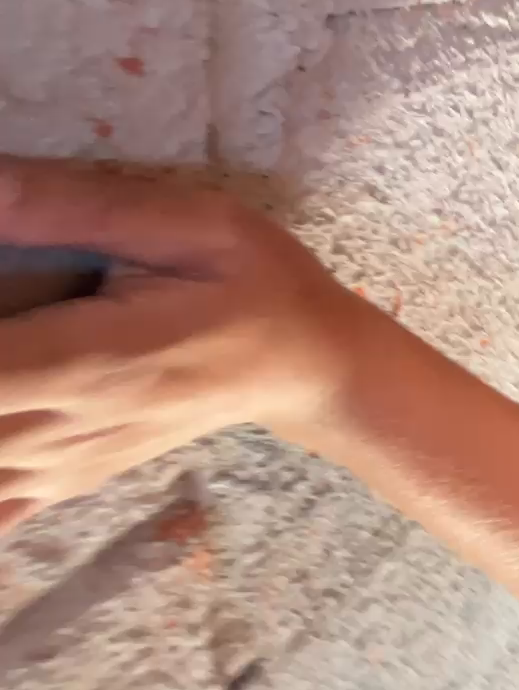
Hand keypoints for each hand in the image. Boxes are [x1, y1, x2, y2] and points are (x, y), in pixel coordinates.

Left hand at [0, 159, 388, 532]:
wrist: (318, 367)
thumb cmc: (267, 289)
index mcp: (82, 363)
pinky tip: (13, 426)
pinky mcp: (47, 483)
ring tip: (23, 354)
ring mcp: (41, 469)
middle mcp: (46, 430)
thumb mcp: (205, 228)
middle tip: (15, 313)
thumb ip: (79, 206)